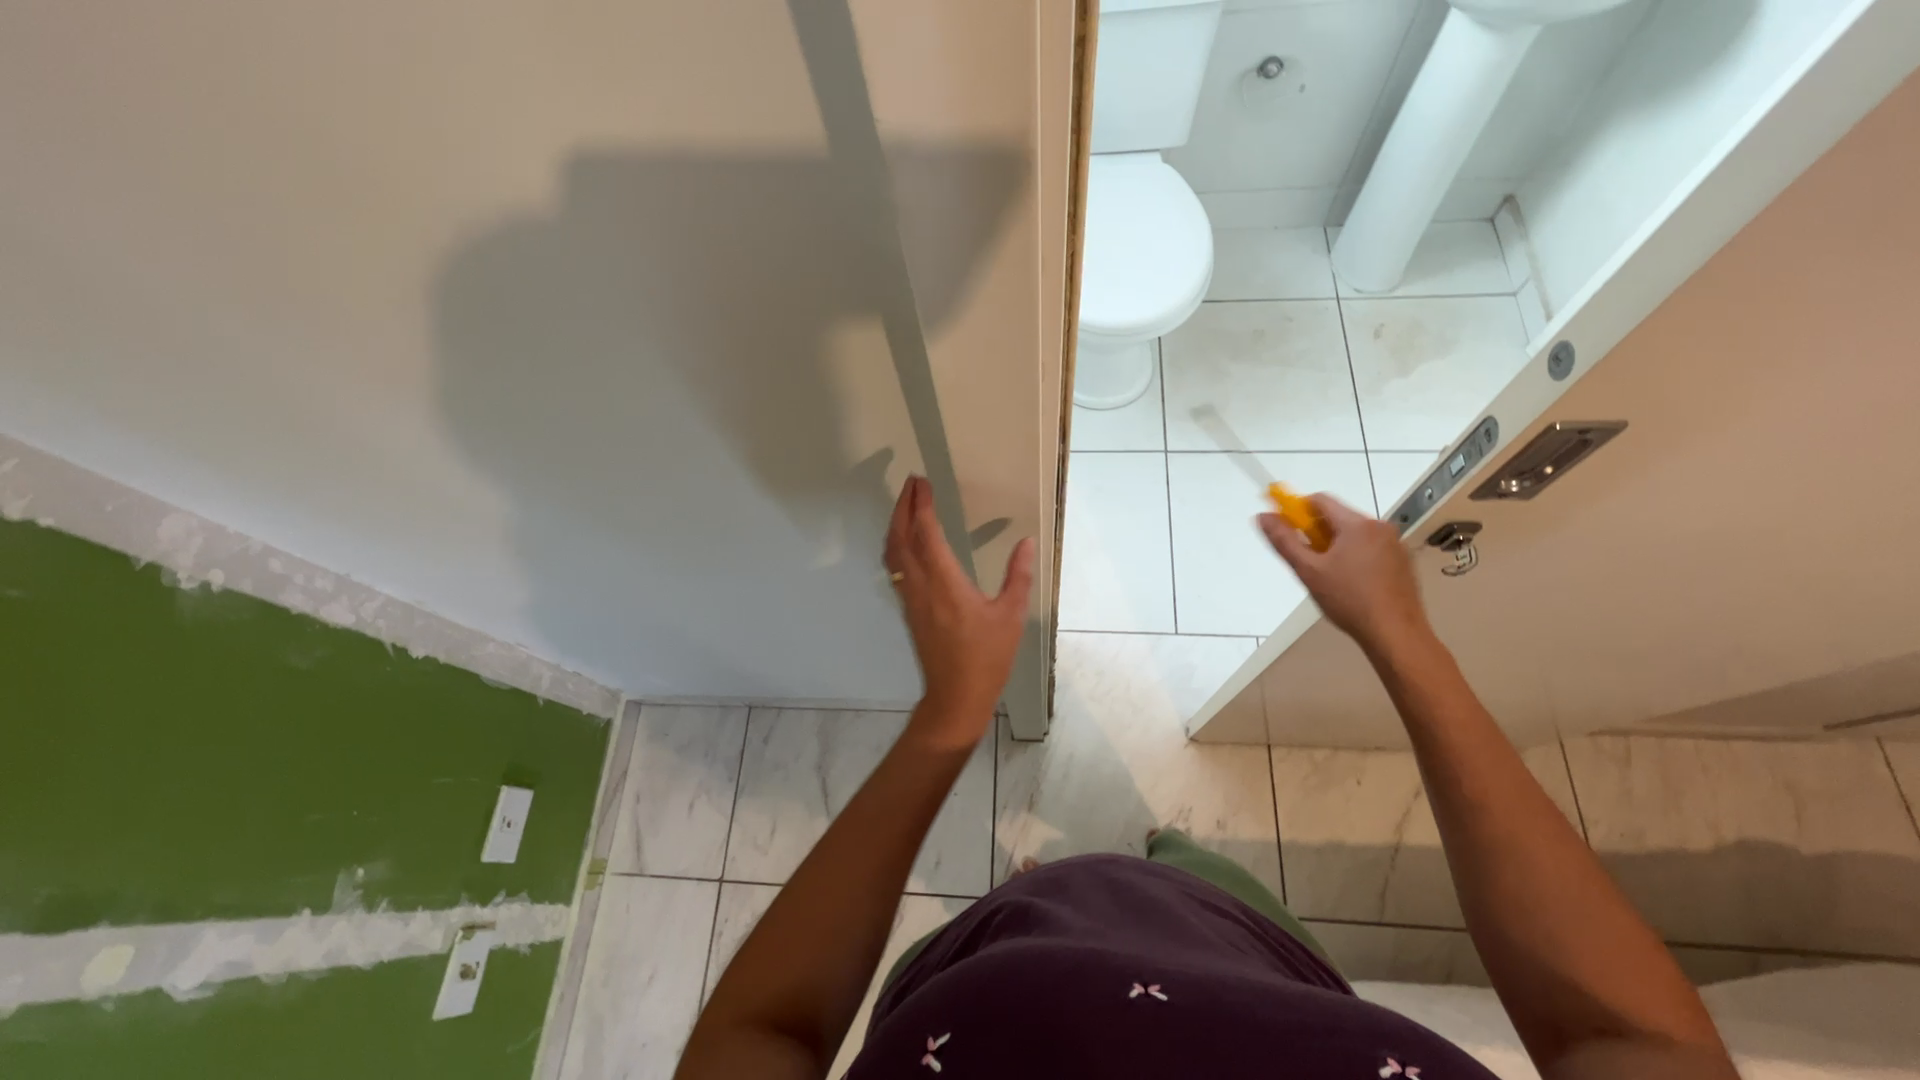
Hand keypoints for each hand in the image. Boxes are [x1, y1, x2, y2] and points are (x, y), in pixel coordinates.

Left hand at [885, 476, 1034, 744]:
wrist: (956, 696)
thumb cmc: (987, 658)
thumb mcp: (1011, 616)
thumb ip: (1018, 576)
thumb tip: (1026, 542)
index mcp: (945, 583)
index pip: (926, 534)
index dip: (921, 506)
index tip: (922, 483)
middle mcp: (921, 587)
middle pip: (900, 538)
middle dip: (903, 508)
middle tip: (912, 485)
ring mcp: (910, 599)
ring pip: (893, 554)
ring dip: (896, 525)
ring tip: (906, 505)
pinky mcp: (909, 610)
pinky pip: (895, 569)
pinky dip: (896, 546)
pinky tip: (906, 542)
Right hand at [1258, 494, 1429, 654]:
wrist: (1395, 633)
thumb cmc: (1348, 601)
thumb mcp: (1309, 571)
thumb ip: (1284, 541)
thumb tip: (1263, 516)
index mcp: (1357, 524)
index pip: (1320, 500)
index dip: (1297, 510)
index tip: (1287, 530)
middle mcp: (1379, 526)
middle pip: (1338, 517)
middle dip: (1317, 533)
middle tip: (1308, 561)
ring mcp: (1395, 544)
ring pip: (1355, 534)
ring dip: (1337, 546)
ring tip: (1330, 577)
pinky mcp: (1403, 561)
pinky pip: (1372, 548)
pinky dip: (1356, 557)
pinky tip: (1353, 585)